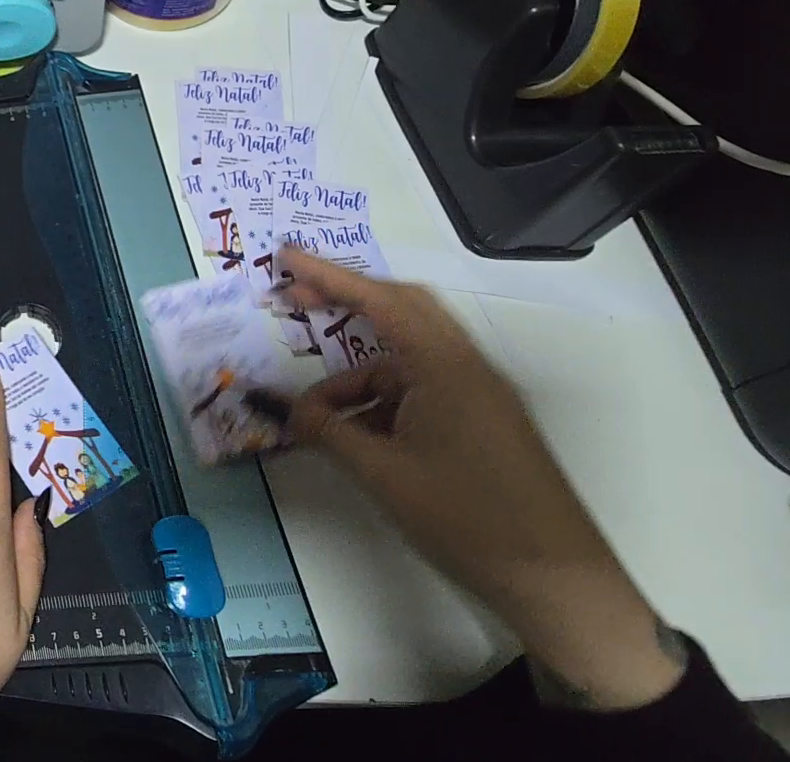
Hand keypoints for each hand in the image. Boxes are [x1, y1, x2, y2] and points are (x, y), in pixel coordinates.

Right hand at [276, 246, 683, 708]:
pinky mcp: (478, 421)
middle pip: (401, 312)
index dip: (329, 275)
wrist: (557, 584)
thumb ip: (325, 429)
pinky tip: (348, 435)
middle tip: (292, 301)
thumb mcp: (380, 472)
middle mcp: (466, 369)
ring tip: (313, 412)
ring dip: (352, 374)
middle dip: (344, 301)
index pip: (382, 302)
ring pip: (401, 361)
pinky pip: (415, 391)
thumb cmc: (465, 518)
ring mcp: (476, 395)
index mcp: (447, 369)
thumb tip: (284, 407)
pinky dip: (374, 401)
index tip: (285, 257)